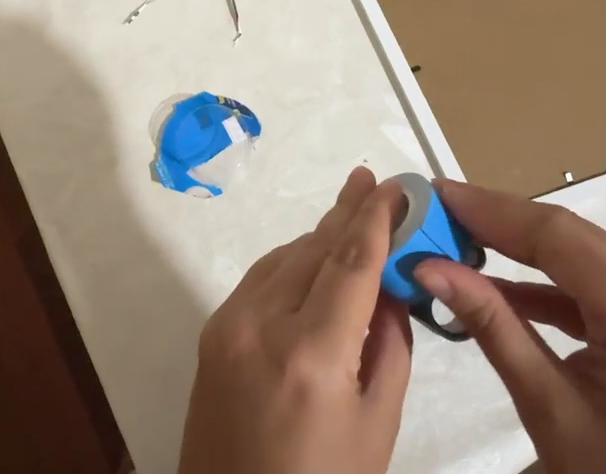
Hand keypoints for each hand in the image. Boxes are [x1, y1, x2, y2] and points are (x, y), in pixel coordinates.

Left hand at [178, 167, 412, 473]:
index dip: (375, 218)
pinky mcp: (212, 330)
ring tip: (352, 210)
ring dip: (318, 234)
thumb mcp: (375, 426)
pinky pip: (259, 279)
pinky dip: (290, 261)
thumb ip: (388, 348)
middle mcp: (261, 324)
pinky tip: (313, 255)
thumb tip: (389, 287)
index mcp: (310, 354)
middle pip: (312, 250)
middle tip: (371, 179)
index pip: (350, 264)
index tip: (393, 186)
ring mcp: (228, 324)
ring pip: (282, 257)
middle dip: (346, 212)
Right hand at [416, 180, 605, 473]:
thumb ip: (490, 325)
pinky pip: (600, 292)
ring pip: (586, 259)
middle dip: (502, 221)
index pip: (559, 237)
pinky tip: (500, 287)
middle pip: (574, 239)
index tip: (436, 194)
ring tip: (459, 237)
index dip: (492, 210)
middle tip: (438, 210)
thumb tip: (426, 266)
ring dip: (522, 249)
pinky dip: (549, 287)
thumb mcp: (548, 407)